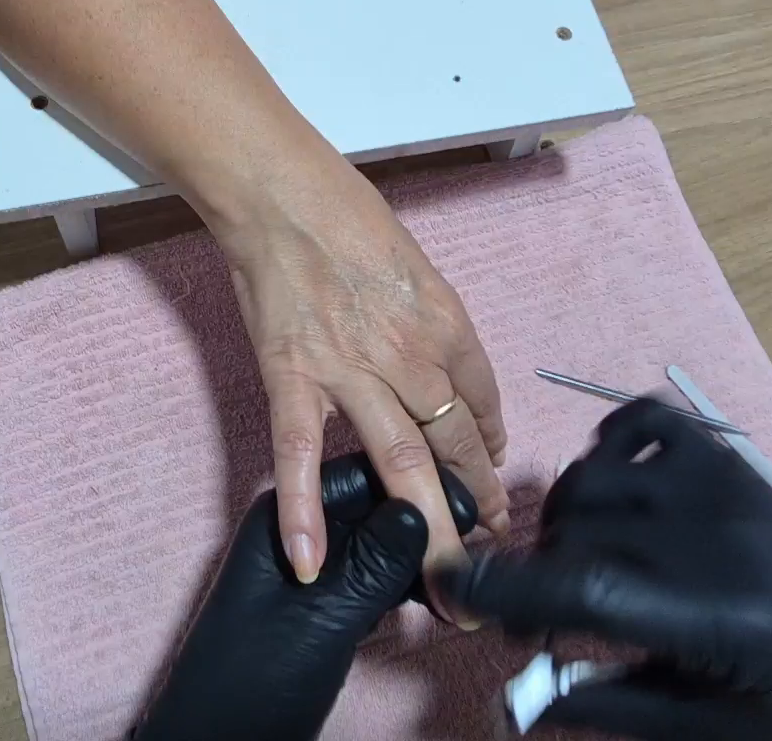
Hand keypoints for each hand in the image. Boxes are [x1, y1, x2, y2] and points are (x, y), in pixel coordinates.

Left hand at [135, 452, 477, 740]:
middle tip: (478, 540)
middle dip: (424, 520)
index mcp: (284, 511)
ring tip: (462, 572)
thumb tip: (423, 510)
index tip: (470, 507)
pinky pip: (372, 572)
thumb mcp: (323, 615)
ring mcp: (311, 562)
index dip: (417, 485)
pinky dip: (404, 580)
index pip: (363, 474)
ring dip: (419, 553)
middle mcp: (298, 525)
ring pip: (378, 539)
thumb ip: (375, 561)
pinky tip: (433, 594)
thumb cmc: (256, 675)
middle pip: (374, 503)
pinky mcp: (323, 598)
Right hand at [218, 170, 510, 600]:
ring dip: (429, 524)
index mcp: (444, 320)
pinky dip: (304, 510)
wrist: (280, 194)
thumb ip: (431, 317)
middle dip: (478, 499)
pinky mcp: (293, 378)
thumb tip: (441, 362)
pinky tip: (310, 560)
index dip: (490, 441)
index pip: (483, 396)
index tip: (491, 467)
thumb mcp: (411, 260)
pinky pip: (300, 453)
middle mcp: (409, 354)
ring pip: (400, 461)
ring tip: (446, 577)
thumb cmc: (345, 211)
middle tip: (489, 544)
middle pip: (454, 441)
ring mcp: (350, 371)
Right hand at [440, 400, 771, 740]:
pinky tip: (612, 484)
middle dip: (538, 575)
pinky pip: (645, 422)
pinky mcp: (731, 464)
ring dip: (566, 521)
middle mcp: (716, 533)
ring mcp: (724, 485)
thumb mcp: (713, 737)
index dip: (506, 587)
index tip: (450, 585)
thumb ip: (606, 707)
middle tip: (539, 621)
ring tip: (580, 565)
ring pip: (593, 479)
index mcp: (723, 613)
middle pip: (578, 532)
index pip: (586, 587)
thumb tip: (512, 701)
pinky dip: (611, 445)